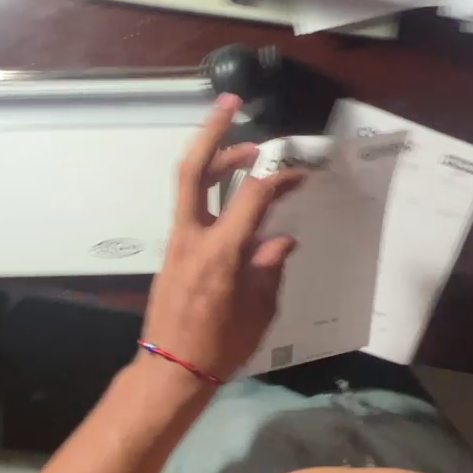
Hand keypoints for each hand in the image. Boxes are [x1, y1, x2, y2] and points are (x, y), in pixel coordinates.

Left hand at [139, 95, 303, 380]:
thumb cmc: (221, 346)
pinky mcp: (172, 251)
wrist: (171, 370)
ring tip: (246, 151)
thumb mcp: (260, 311)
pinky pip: (191, 208)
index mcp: (220, 253)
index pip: (252, 196)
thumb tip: (280, 240)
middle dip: (213, 131)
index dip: (280, 178)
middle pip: (194, 169)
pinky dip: (211, 190)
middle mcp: (192, 237)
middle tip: (233, 103)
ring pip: (189, 185)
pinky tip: (232, 195)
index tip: (301, 176)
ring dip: (214, 159)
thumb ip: (270, 268)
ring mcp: (176, 242)